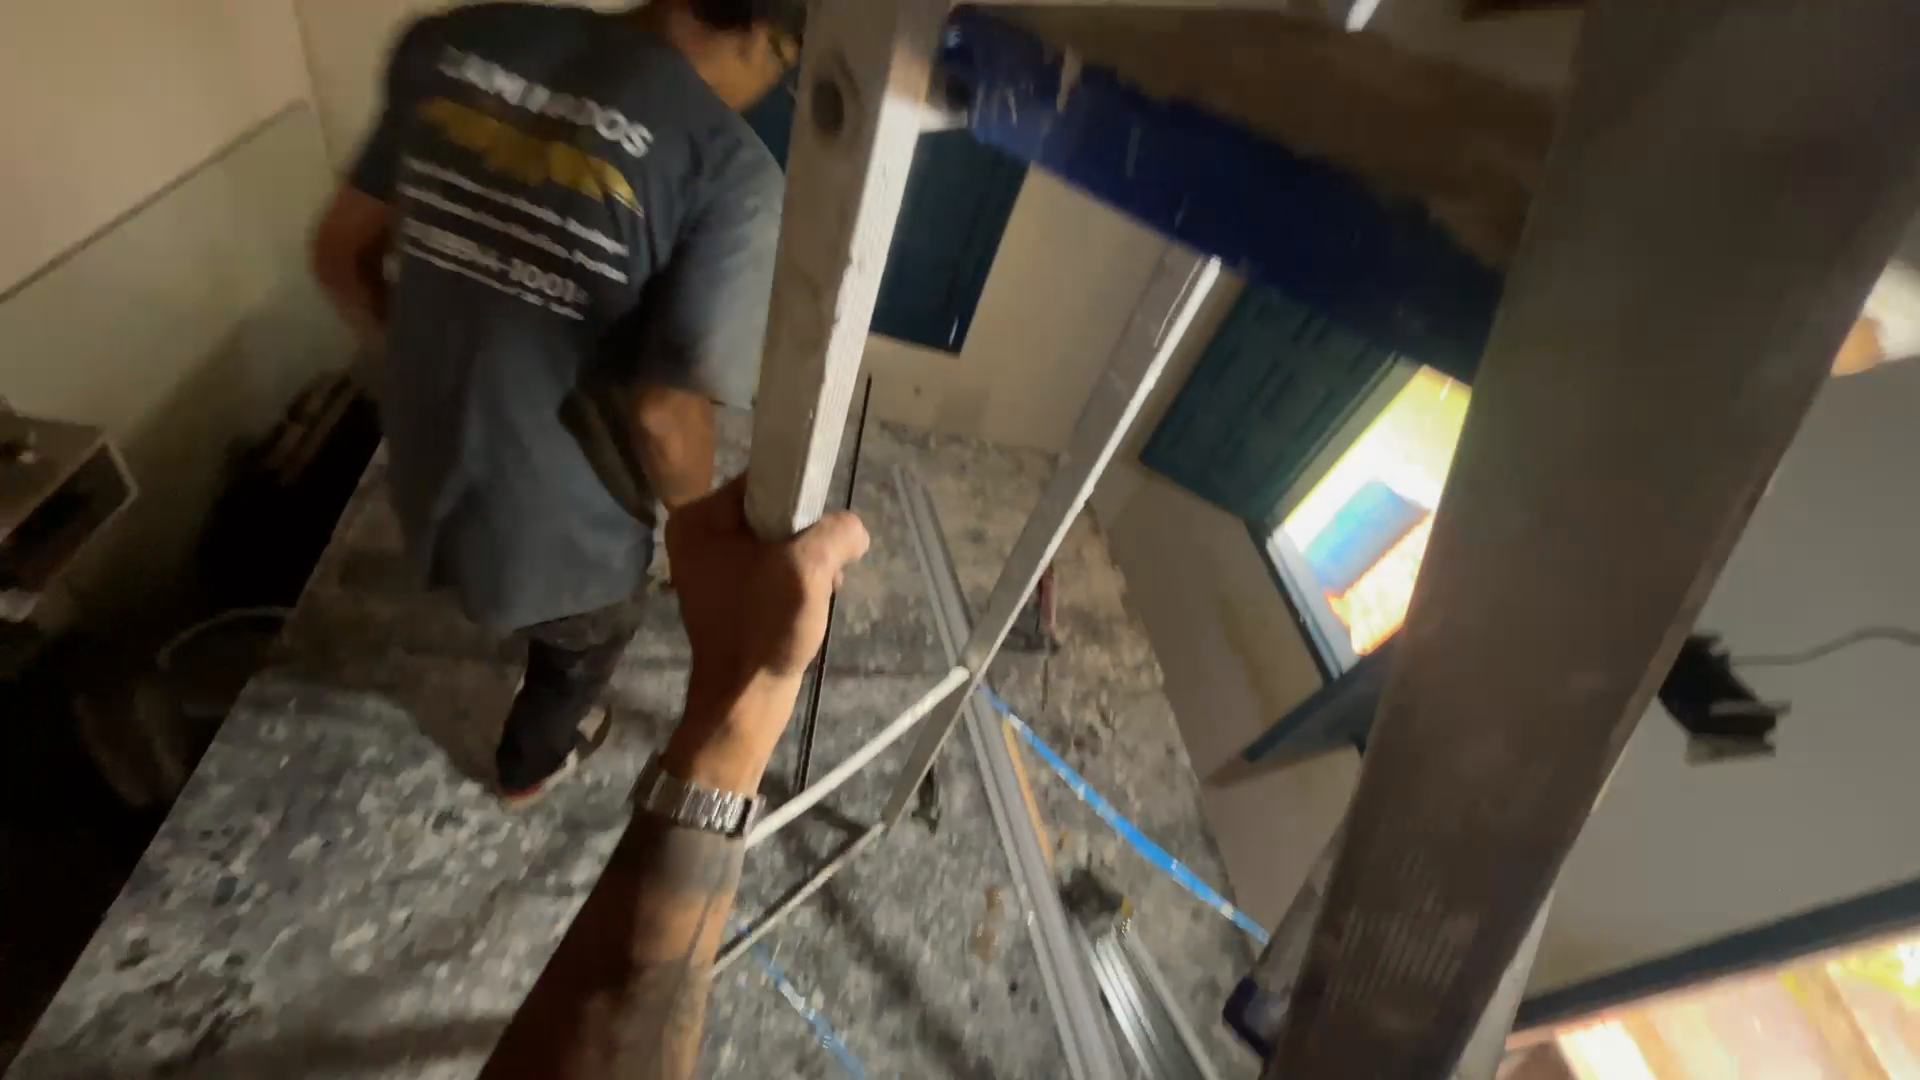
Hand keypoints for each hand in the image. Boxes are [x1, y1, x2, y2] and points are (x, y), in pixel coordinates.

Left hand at [660, 475, 869, 792]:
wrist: (744, 699)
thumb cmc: (765, 627)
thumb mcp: (809, 567)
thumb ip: (838, 532)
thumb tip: (852, 531)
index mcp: (699, 518)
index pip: (763, 480)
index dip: (801, 499)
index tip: (822, 531)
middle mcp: (698, 536)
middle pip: (774, 511)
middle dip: (809, 539)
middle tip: (824, 568)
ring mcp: (711, 567)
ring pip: (779, 542)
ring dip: (809, 563)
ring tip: (821, 589)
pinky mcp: (728, 593)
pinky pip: (772, 568)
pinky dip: (797, 581)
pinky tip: (810, 603)